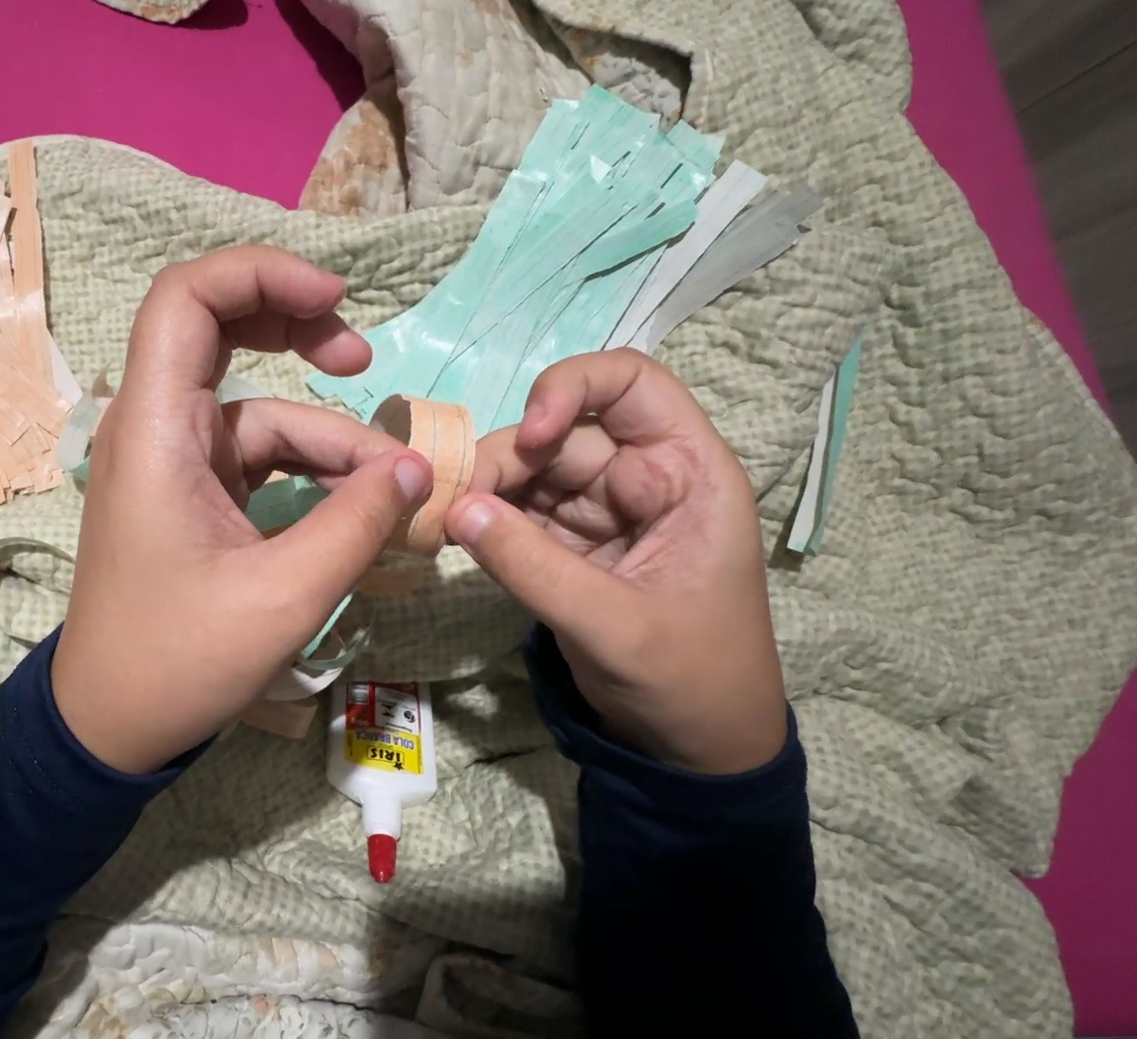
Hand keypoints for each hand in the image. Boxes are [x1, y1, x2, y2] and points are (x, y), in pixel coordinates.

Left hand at [54, 246, 433, 773]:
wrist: (112, 723)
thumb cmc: (178, 660)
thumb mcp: (283, 596)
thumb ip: (356, 523)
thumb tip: (415, 467)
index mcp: (155, 430)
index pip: (186, 299)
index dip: (260, 274)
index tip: (337, 299)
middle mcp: (157, 428)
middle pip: (216, 329)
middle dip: (296, 329)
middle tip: (361, 358)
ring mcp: (174, 462)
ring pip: (258, 411)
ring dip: (326, 436)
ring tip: (392, 485)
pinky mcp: (193, 494)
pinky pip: (258, 457)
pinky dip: (309, 469)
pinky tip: (357, 500)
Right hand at [445, 349, 786, 774]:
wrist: (694, 752)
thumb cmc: (688, 681)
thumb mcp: (614, 626)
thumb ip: (532, 565)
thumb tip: (455, 509)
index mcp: (685, 474)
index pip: (631, 384)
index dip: (573, 388)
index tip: (529, 436)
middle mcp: (641, 477)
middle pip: (561, 431)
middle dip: (505, 459)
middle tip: (452, 504)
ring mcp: (601, 511)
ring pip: (531, 471)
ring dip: (484, 490)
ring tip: (442, 523)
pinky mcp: (569, 544)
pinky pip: (518, 513)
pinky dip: (484, 520)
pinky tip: (453, 534)